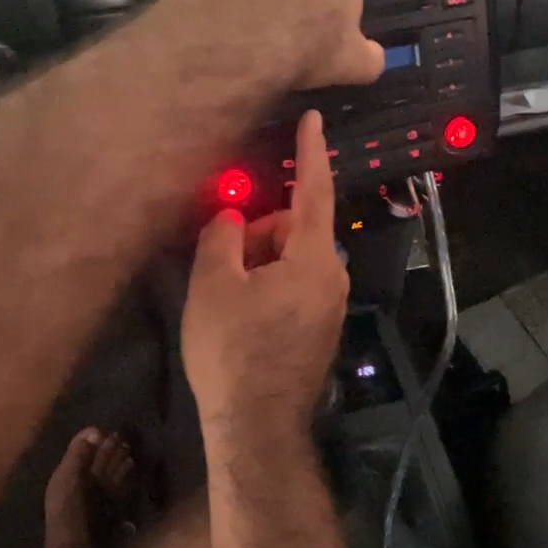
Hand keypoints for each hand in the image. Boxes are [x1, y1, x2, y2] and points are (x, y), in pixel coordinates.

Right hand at [183, 111, 348, 442]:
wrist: (255, 428)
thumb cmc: (234, 352)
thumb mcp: (215, 285)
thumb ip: (223, 236)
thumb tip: (233, 217)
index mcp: (315, 259)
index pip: (314, 191)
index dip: (310, 152)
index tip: (313, 119)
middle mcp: (332, 277)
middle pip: (294, 229)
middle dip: (258, 233)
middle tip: (220, 264)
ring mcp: (329, 306)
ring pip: (290, 259)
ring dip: (258, 262)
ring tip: (224, 298)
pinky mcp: (319, 328)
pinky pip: (293, 285)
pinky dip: (267, 284)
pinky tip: (239, 315)